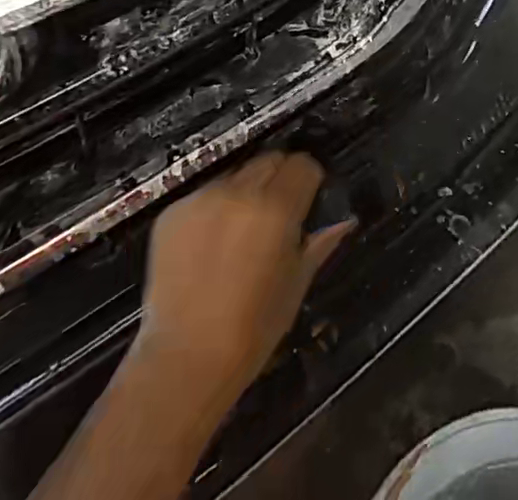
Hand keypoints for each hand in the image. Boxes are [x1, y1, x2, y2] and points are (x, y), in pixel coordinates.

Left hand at [134, 152, 355, 398]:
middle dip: (279, 179)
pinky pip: (203, 195)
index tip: (307, 199)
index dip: (309, 180)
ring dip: (245, 191)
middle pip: (270, 160)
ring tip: (241, 231)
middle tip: (277, 214)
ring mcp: (200, 199)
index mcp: (277, 208)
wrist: (185, 358)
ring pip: (235, 174)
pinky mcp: (171, 212)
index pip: (303, 164)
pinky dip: (213, 209)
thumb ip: (320, 243)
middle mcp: (238, 192)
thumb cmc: (253, 328)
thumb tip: (345, 221)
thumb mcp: (297, 283)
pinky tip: (209, 245)